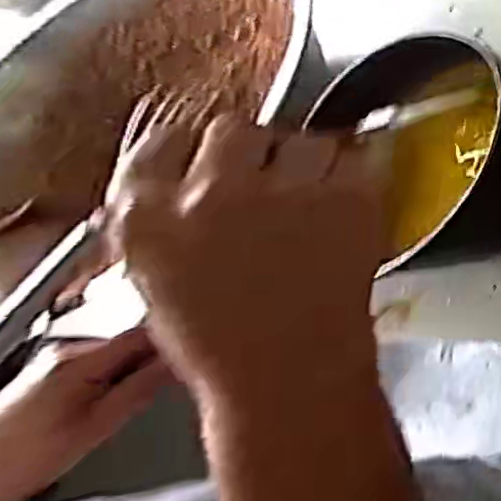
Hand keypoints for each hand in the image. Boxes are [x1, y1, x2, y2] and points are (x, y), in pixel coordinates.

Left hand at [0, 328, 175, 500]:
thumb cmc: (23, 461)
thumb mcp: (98, 425)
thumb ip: (144, 385)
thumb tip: (186, 358)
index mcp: (81, 355)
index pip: (149, 331)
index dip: (182, 337)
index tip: (209, 349)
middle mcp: (67, 348)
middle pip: (134, 341)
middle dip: (163, 355)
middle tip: (192, 375)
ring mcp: (53, 361)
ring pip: (118, 355)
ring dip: (141, 368)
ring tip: (160, 390)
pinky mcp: (45, 377)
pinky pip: (100, 365)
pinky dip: (119, 377)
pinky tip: (123, 398)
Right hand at [106, 112, 389, 408]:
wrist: (290, 371)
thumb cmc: (222, 338)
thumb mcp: (158, 274)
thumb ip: (168, 215)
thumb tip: (195, 173)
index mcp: (146, 213)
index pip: (168, 138)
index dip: (201, 150)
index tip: (222, 163)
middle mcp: (212, 191)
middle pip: (237, 129)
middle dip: (257, 152)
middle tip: (276, 185)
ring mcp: (283, 191)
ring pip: (302, 139)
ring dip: (310, 163)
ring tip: (316, 203)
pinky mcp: (344, 196)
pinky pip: (353, 159)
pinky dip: (354, 178)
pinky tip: (346, 210)